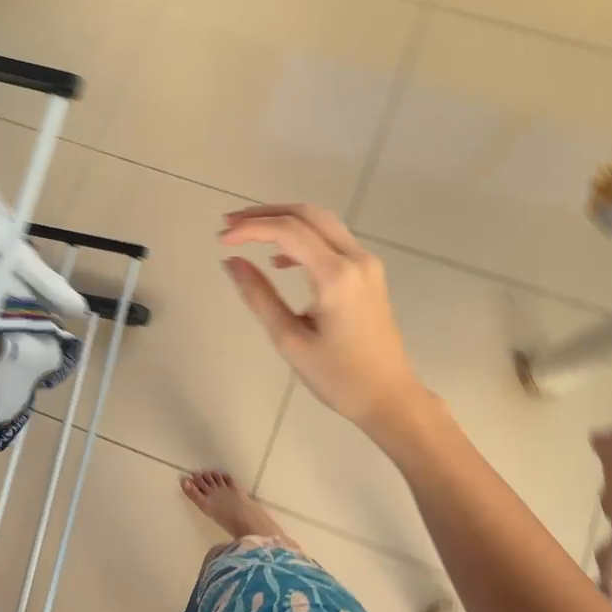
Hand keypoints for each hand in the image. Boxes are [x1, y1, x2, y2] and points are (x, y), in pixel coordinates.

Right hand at [220, 203, 425, 430]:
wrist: (389, 397)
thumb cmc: (339, 377)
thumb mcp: (290, 340)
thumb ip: (259, 296)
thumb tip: (232, 262)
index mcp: (336, 277)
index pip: (288, 231)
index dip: (250, 228)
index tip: (221, 238)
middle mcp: (356, 260)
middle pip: (307, 214)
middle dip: (265, 214)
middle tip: (229, 224)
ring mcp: (367, 265)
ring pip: (322, 223)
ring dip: (284, 221)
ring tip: (247, 235)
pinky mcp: (369, 274)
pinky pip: (333, 241)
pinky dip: (303, 238)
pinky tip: (280, 260)